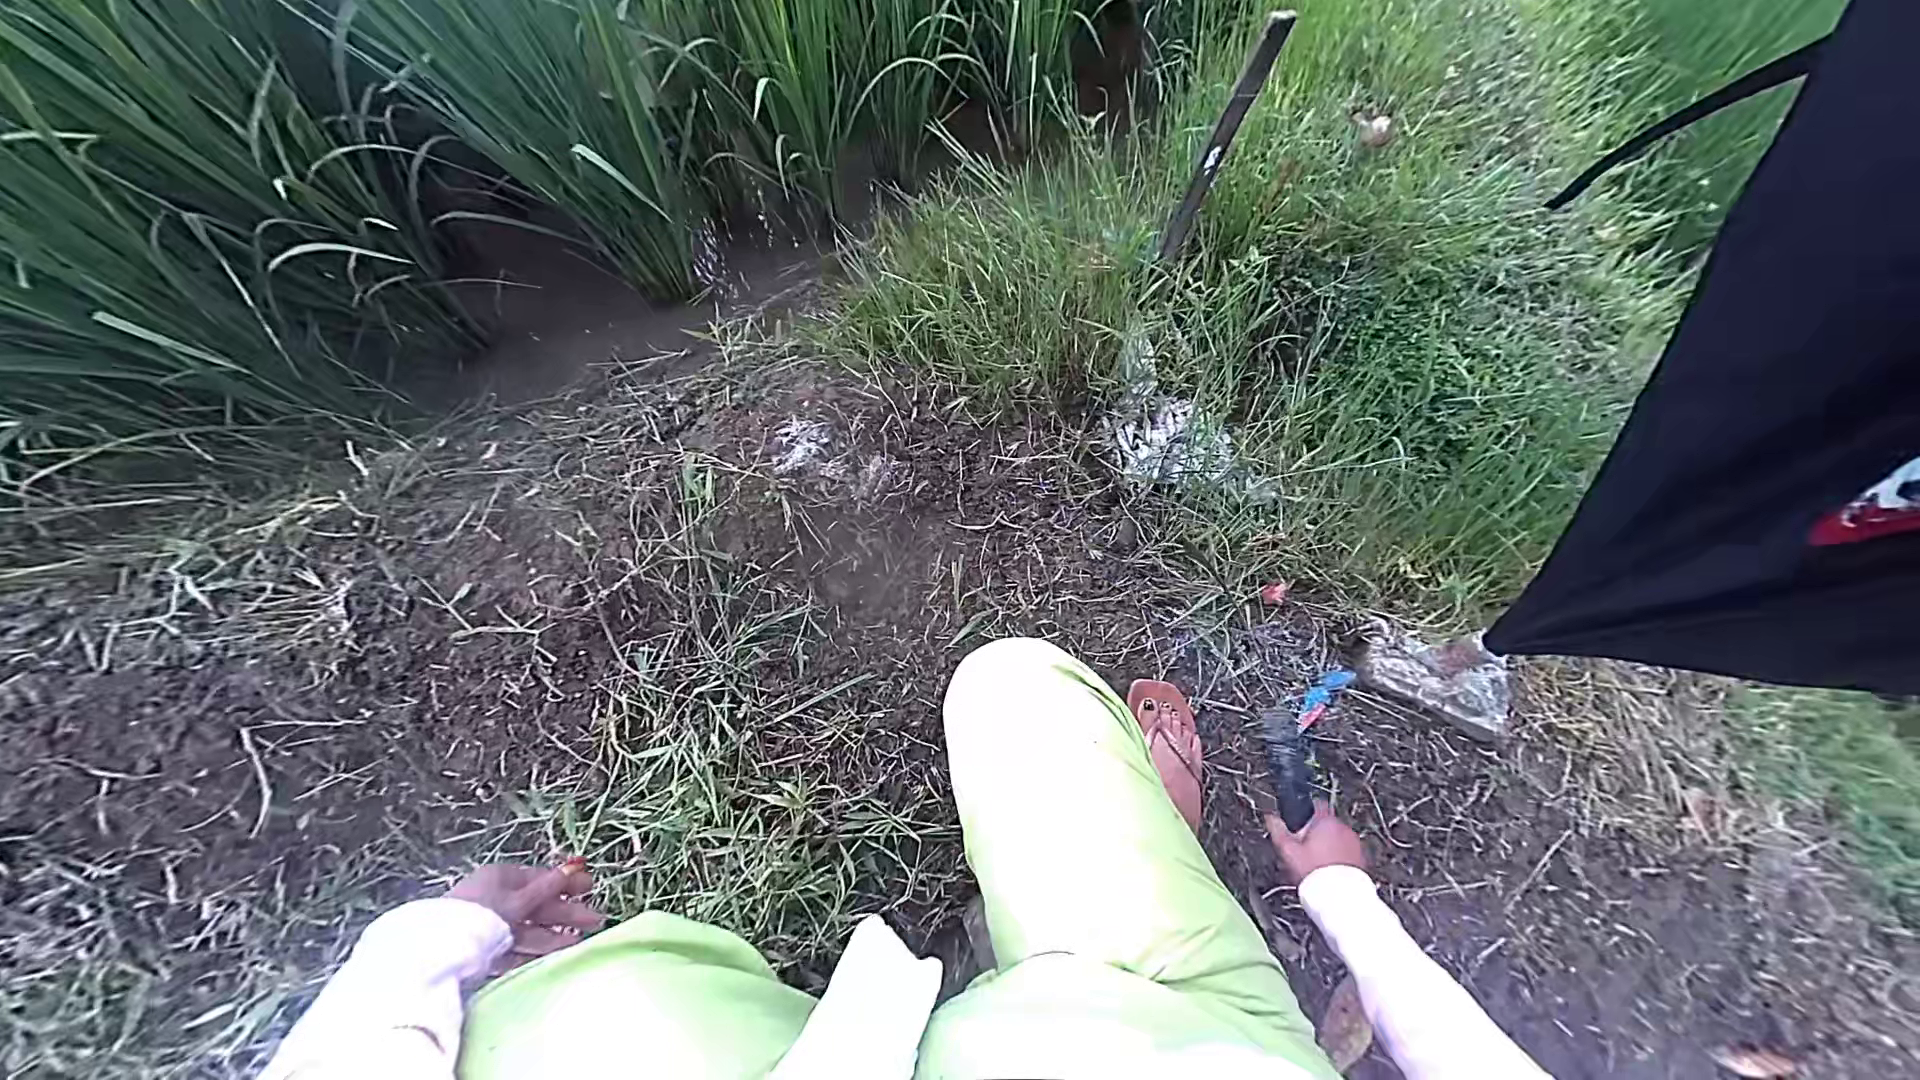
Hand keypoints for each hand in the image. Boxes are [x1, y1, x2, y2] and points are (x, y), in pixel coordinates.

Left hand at [447, 859, 604, 969]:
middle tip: (595, 919)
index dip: (567, 883)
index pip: (541, 878)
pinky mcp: (480, 950)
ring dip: (553, 935)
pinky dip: (532, 950)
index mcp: (502, 877)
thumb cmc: (480, 914)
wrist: (433, 954)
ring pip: (527, 928)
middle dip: (567, 913)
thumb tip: (576, 866)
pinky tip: (551, 956)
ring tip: (578, 943)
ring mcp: (486, 925)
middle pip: (537, 904)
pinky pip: (512, 947)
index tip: (590, 888)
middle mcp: (495, 898)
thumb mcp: (519, 898)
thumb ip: (549, 885)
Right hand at [1264, 800, 1367, 882]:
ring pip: (1336, 839)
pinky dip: (1337, 858)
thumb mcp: (1287, 849)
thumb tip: (1271, 817)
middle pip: (1325, 824)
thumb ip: (1277, 829)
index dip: (1304, 812)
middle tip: (1301, 848)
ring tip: (1313, 863)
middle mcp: (1344, 830)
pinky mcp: (1362, 861)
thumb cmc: (1315, 872)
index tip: (1297, 823)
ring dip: (1326, 846)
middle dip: (1313, 834)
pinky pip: (1346, 853)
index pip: (1315, 803)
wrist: (1341, 900)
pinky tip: (1325, 871)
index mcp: (1326, 821)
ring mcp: (1355, 846)